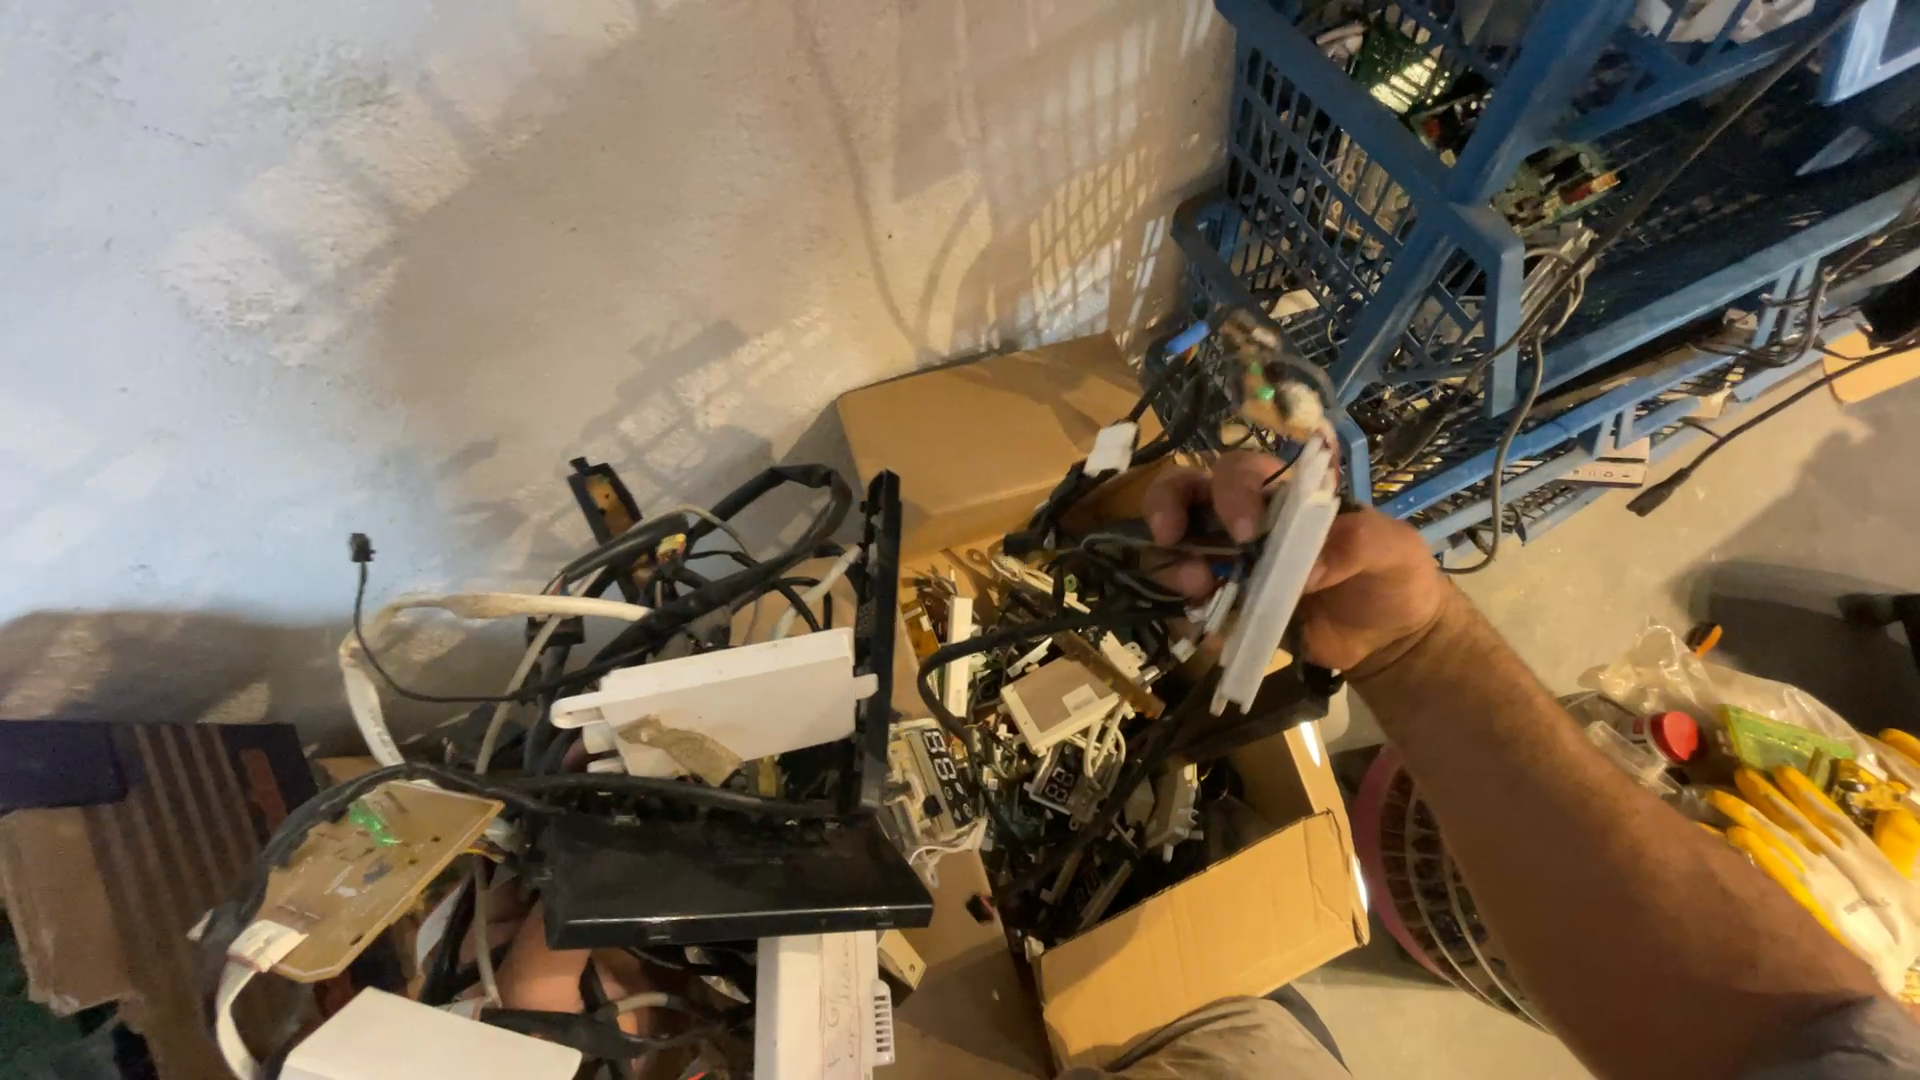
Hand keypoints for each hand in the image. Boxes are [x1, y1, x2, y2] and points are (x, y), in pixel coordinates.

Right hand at [1142, 451, 1451, 674]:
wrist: (1388, 639)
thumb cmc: (1392, 577)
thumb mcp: (1393, 550)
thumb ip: (1358, 543)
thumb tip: (1308, 569)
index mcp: (1281, 495)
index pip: (1239, 473)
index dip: (1231, 494)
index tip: (1245, 532)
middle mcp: (1243, 520)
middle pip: (1184, 492)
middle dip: (1166, 506)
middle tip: (1169, 537)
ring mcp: (1227, 563)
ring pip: (1173, 547)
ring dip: (1172, 565)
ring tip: (1198, 591)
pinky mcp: (1224, 604)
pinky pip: (1188, 603)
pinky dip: (1189, 611)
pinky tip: (1211, 627)